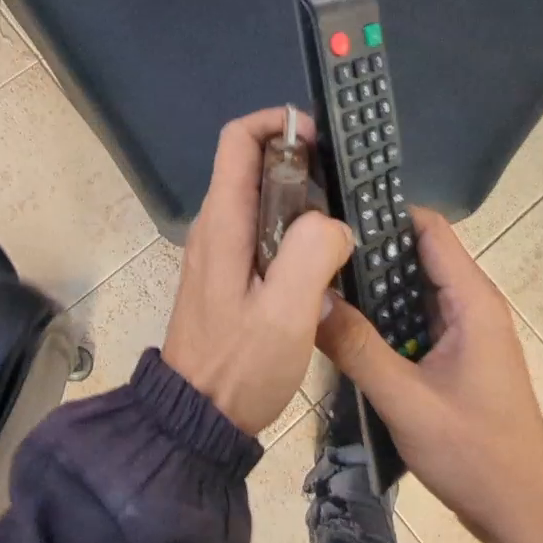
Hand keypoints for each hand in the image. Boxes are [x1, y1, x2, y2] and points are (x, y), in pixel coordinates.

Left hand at [164, 108, 353, 435]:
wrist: (196, 419)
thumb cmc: (240, 364)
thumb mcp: (286, 311)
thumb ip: (312, 253)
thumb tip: (332, 225)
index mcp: (223, 221)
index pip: (238, 140)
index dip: (277, 124)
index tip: (320, 137)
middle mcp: (215, 225)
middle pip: (253, 164)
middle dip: (300, 160)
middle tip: (346, 184)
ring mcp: (220, 250)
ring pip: (262, 199)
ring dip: (301, 197)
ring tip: (343, 218)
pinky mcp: (229, 274)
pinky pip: (263, 230)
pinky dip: (294, 227)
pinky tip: (324, 255)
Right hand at [315, 208, 542, 542]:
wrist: (523, 518)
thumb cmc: (474, 454)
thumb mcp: (406, 401)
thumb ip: (357, 348)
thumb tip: (310, 296)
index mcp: (472, 301)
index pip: (429, 229)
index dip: (384, 211)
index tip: (331, 210)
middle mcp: (472, 305)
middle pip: (417, 254)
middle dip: (368, 247)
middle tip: (310, 245)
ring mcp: (465, 332)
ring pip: (414, 289)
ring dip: (373, 284)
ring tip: (316, 276)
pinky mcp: (456, 357)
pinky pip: (415, 319)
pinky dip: (384, 315)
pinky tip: (344, 322)